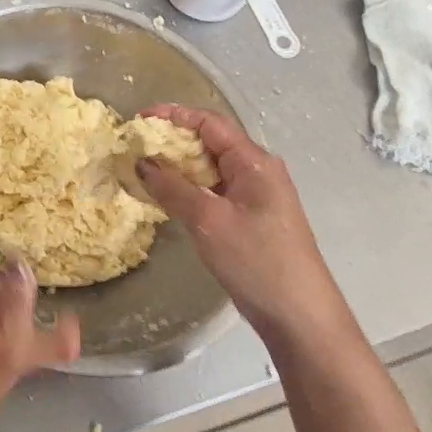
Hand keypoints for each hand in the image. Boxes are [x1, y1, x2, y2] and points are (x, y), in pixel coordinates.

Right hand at [137, 105, 354, 346]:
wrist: (299, 315)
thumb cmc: (257, 261)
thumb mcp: (208, 220)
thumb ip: (172, 188)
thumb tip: (142, 162)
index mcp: (254, 162)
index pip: (209, 123)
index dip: (173, 115)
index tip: (137, 119)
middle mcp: (257, 171)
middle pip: (209, 142)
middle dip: (170, 141)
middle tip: (132, 147)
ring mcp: (255, 196)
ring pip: (208, 169)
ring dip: (176, 166)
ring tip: (140, 170)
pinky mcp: (249, 219)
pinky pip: (212, 191)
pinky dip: (186, 188)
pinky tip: (164, 198)